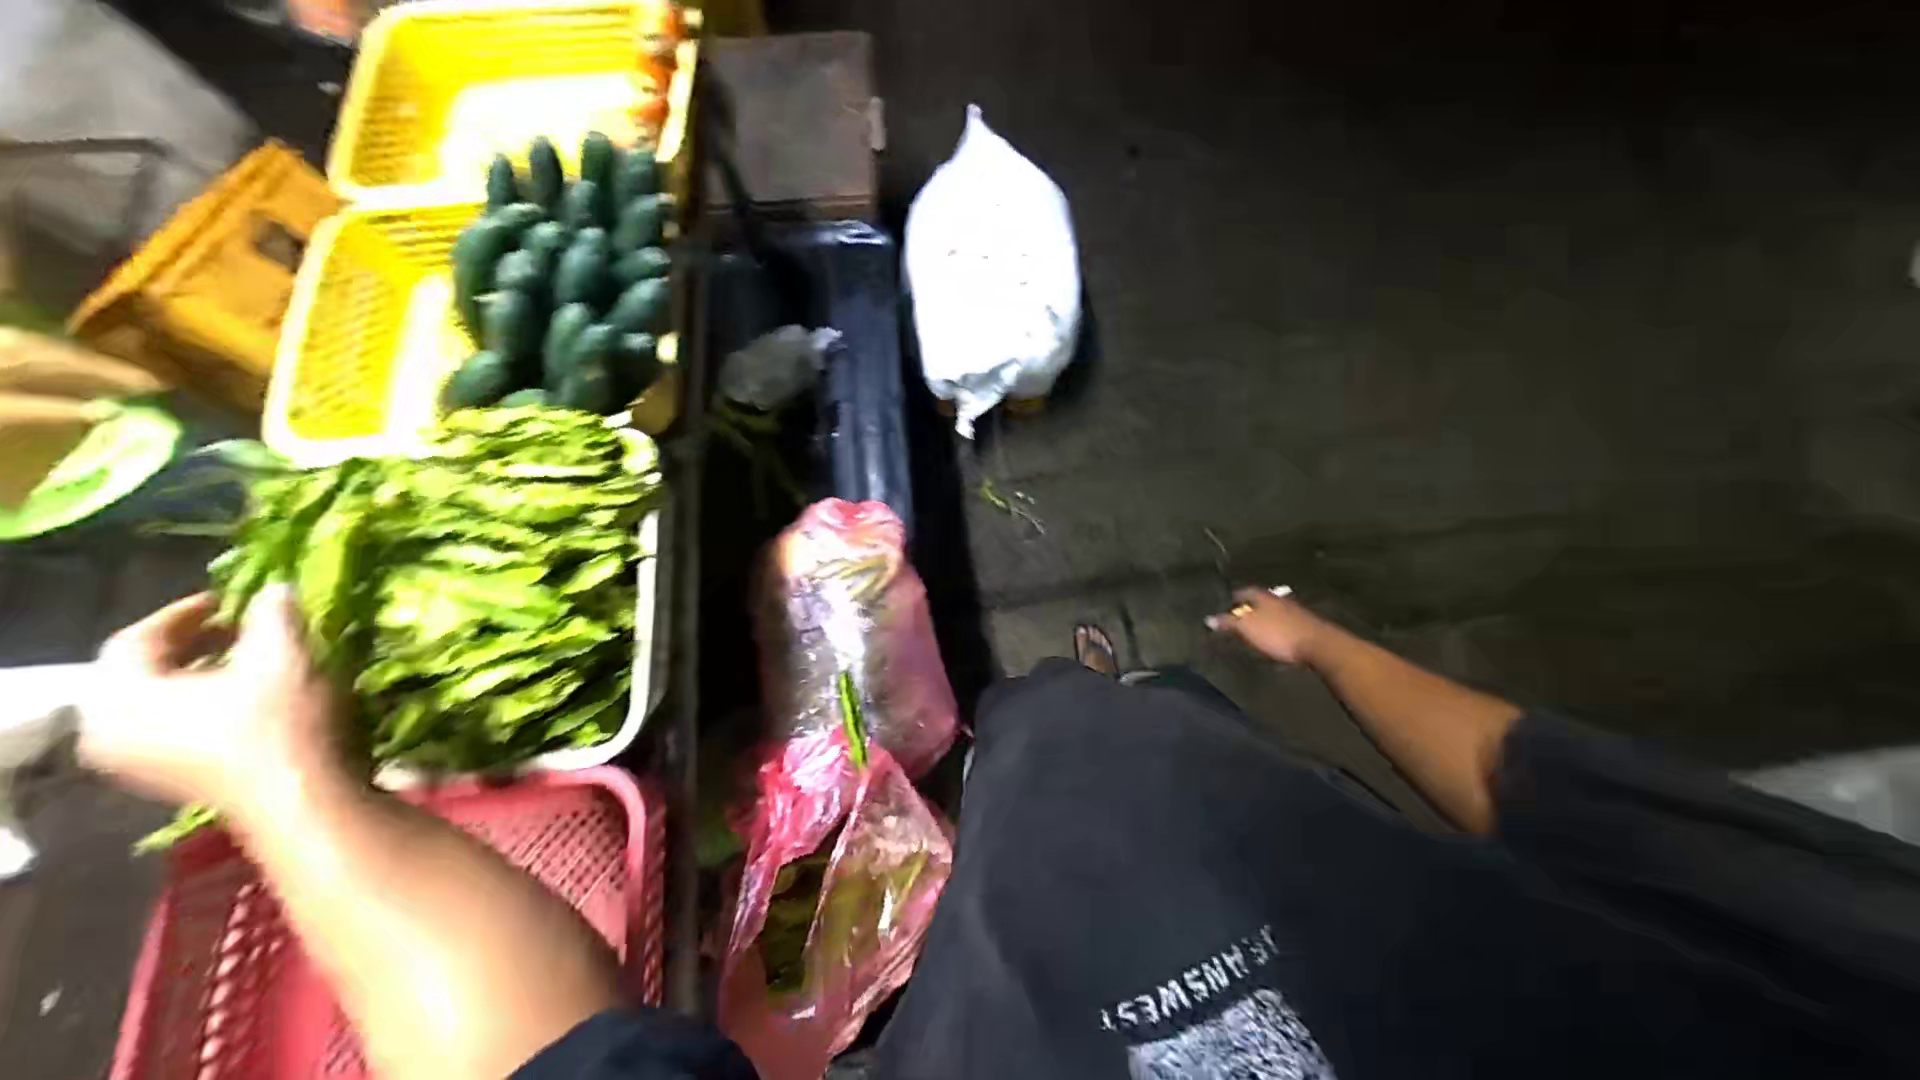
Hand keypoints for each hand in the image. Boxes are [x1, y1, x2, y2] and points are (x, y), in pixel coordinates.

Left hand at [80, 586, 350, 824]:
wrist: (299, 795)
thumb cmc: (281, 723)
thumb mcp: (285, 656)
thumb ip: (273, 614)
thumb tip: (274, 588)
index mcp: (119, 697)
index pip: (136, 638)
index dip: (186, 611)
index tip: (234, 599)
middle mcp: (105, 730)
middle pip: (138, 671)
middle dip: (189, 643)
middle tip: (240, 627)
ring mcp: (129, 760)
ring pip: (152, 700)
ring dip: (196, 673)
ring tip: (247, 660)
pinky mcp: (160, 776)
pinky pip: (164, 725)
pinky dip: (198, 702)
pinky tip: (244, 697)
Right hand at [1207, 586, 1332, 665]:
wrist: (1320, 645)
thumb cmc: (1278, 633)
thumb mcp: (1247, 628)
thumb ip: (1228, 622)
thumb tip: (1208, 618)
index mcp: (1263, 596)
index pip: (1243, 592)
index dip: (1233, 599)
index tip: (1224, 607)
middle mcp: (1278, 599)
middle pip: (1259, 601)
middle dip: (1248, 608)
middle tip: (1238, 619)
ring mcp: (1295, 611)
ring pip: (1274, 611)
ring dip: (1264, 618)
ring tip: (1255, 629)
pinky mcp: (1306, 625)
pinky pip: (1285, 622)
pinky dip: (1277, 627)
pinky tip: (1275, 636)